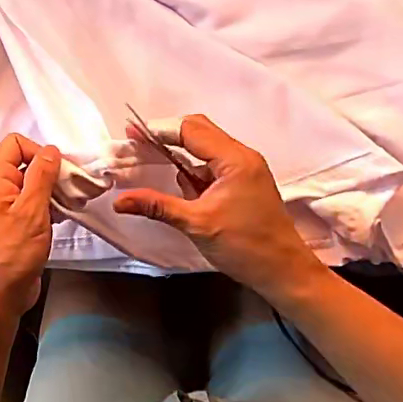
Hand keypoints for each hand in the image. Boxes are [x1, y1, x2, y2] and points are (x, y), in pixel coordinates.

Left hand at [0, 133, 61, 321]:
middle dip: (53, 172)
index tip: (59, 171)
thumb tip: (49, 150)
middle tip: (74, 189)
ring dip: (55, 192)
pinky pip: (36, 207)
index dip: (39, 151)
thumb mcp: (30, 212)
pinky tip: (65, 217)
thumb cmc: (8, 258)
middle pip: (28, 164)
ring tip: (73, 204)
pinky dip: (52, 208)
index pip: (15, 144)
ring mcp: (8, 210)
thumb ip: (41, 177)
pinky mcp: (18, 228)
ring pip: (35, 187)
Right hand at [112, 114, 327, 301]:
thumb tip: (119, 201)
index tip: (132, 134)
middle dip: (168, 136)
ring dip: (179, 154)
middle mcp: (242, 157)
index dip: (159, 130)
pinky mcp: (243, 182)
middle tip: (138, 143)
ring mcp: (244, 169)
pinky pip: (211, 165)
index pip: (191, 130)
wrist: (283, 271)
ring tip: (152, 163)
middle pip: (199, 131)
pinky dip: (192, 169)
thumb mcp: (196, 224)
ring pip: (205, 148)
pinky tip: (179, 185)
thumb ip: (156, 206)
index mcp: (235, 160)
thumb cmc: (245, 246)